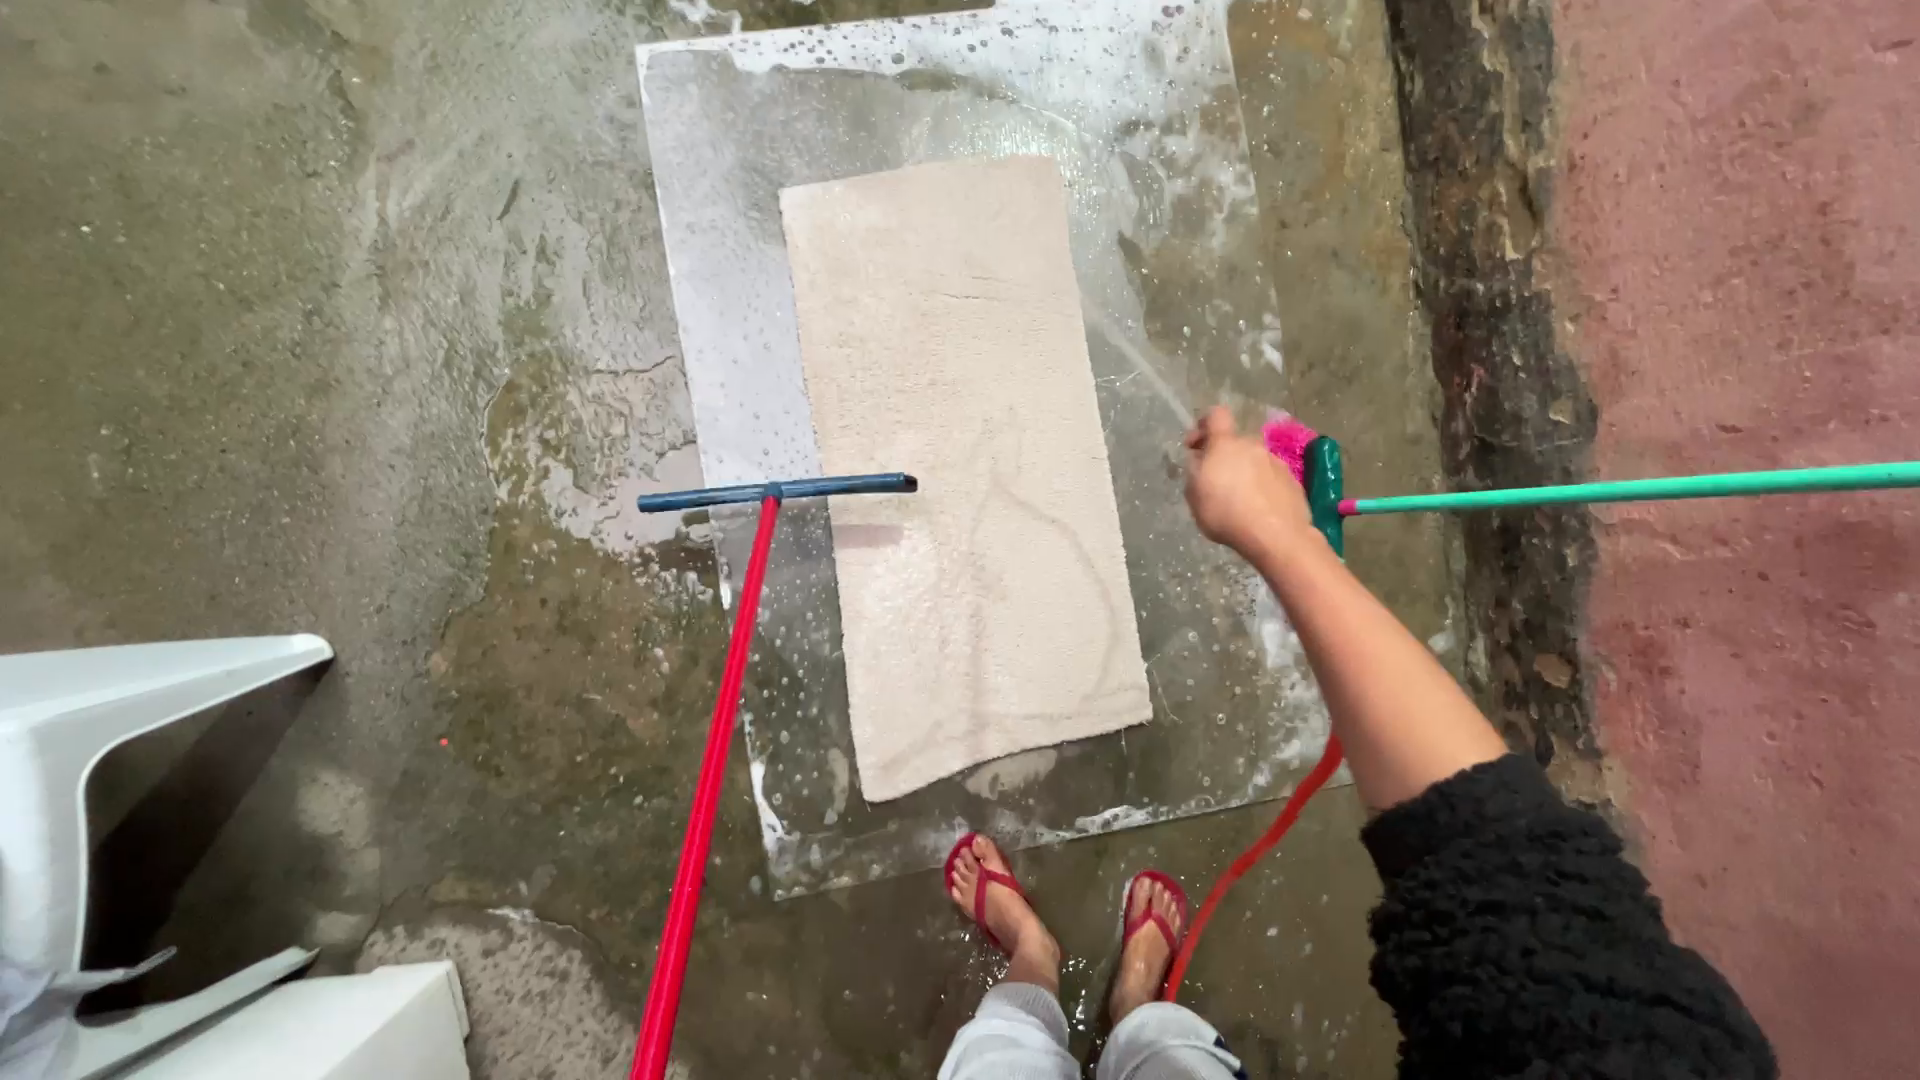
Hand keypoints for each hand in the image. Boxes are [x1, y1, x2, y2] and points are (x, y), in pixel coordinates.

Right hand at [1183, 406, 1313, 561]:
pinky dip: (1261, 487)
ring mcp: (1276, 462)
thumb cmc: (1226, 512)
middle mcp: (1253, 446)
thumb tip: (1199, 457)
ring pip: (1253, 460)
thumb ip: (1194, 469)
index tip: (1194, 445)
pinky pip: (1269, 477)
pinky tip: (1257, 509)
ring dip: (1243, 473)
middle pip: (1234, 442)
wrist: (1276, 535)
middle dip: (1223, 456)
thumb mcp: (1194, 493)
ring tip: (1237, 501)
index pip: (1215, 415)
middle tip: (1214, 482)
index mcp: (1226, 444)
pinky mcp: (1291, 481)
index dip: (1202, 424)